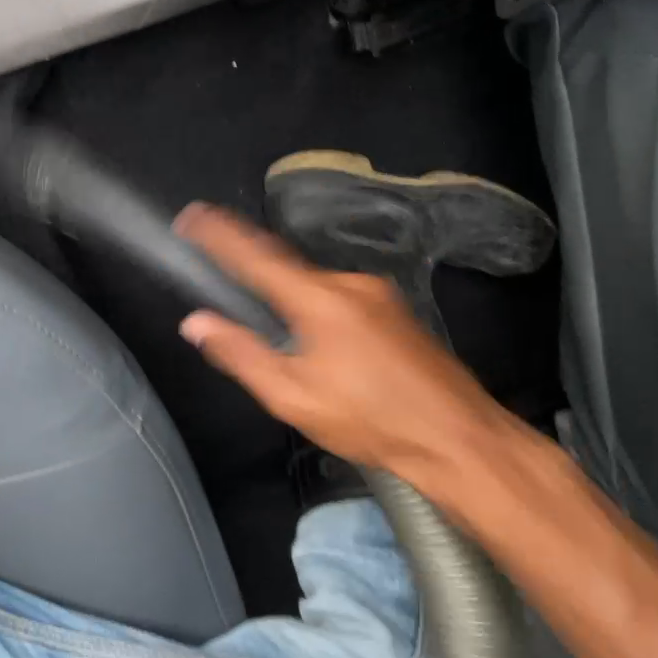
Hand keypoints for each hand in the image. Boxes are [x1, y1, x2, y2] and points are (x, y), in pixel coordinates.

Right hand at [173, 203, 513, 488]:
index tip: (191, 214)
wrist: (465, 442)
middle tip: (228, 294)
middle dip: (254, 276)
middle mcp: (348, 285)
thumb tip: (195, 322)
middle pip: (284, 270)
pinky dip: (314, 310)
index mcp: (318, 300)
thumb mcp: (292, 396)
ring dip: (288, 302)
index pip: (255, 255)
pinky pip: (338, 298)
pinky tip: (318, 348)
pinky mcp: (395, 313)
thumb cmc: (371, 422)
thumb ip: (240, 354)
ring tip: (280, 341)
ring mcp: (378, 296)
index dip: (219, 233)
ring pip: (313, 287)